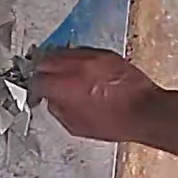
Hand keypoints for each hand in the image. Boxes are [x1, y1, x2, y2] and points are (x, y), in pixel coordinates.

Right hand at [33, 48, 166, 143]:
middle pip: (45, 59)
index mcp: (65, 86)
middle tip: (42, 80)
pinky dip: (74, 59)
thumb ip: (58, 110)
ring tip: (58, 73)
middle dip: (40, 71)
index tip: (36, 94)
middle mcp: (76, 66)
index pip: (37, 80)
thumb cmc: (114, 122)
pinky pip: (81, 51)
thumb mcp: (77, 126)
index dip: (33, 89)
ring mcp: (91, 56)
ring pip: (62, 51)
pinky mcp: (105, 53)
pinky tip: (77, 69)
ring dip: (56, 61)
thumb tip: (51, 100)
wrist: (144, 111)